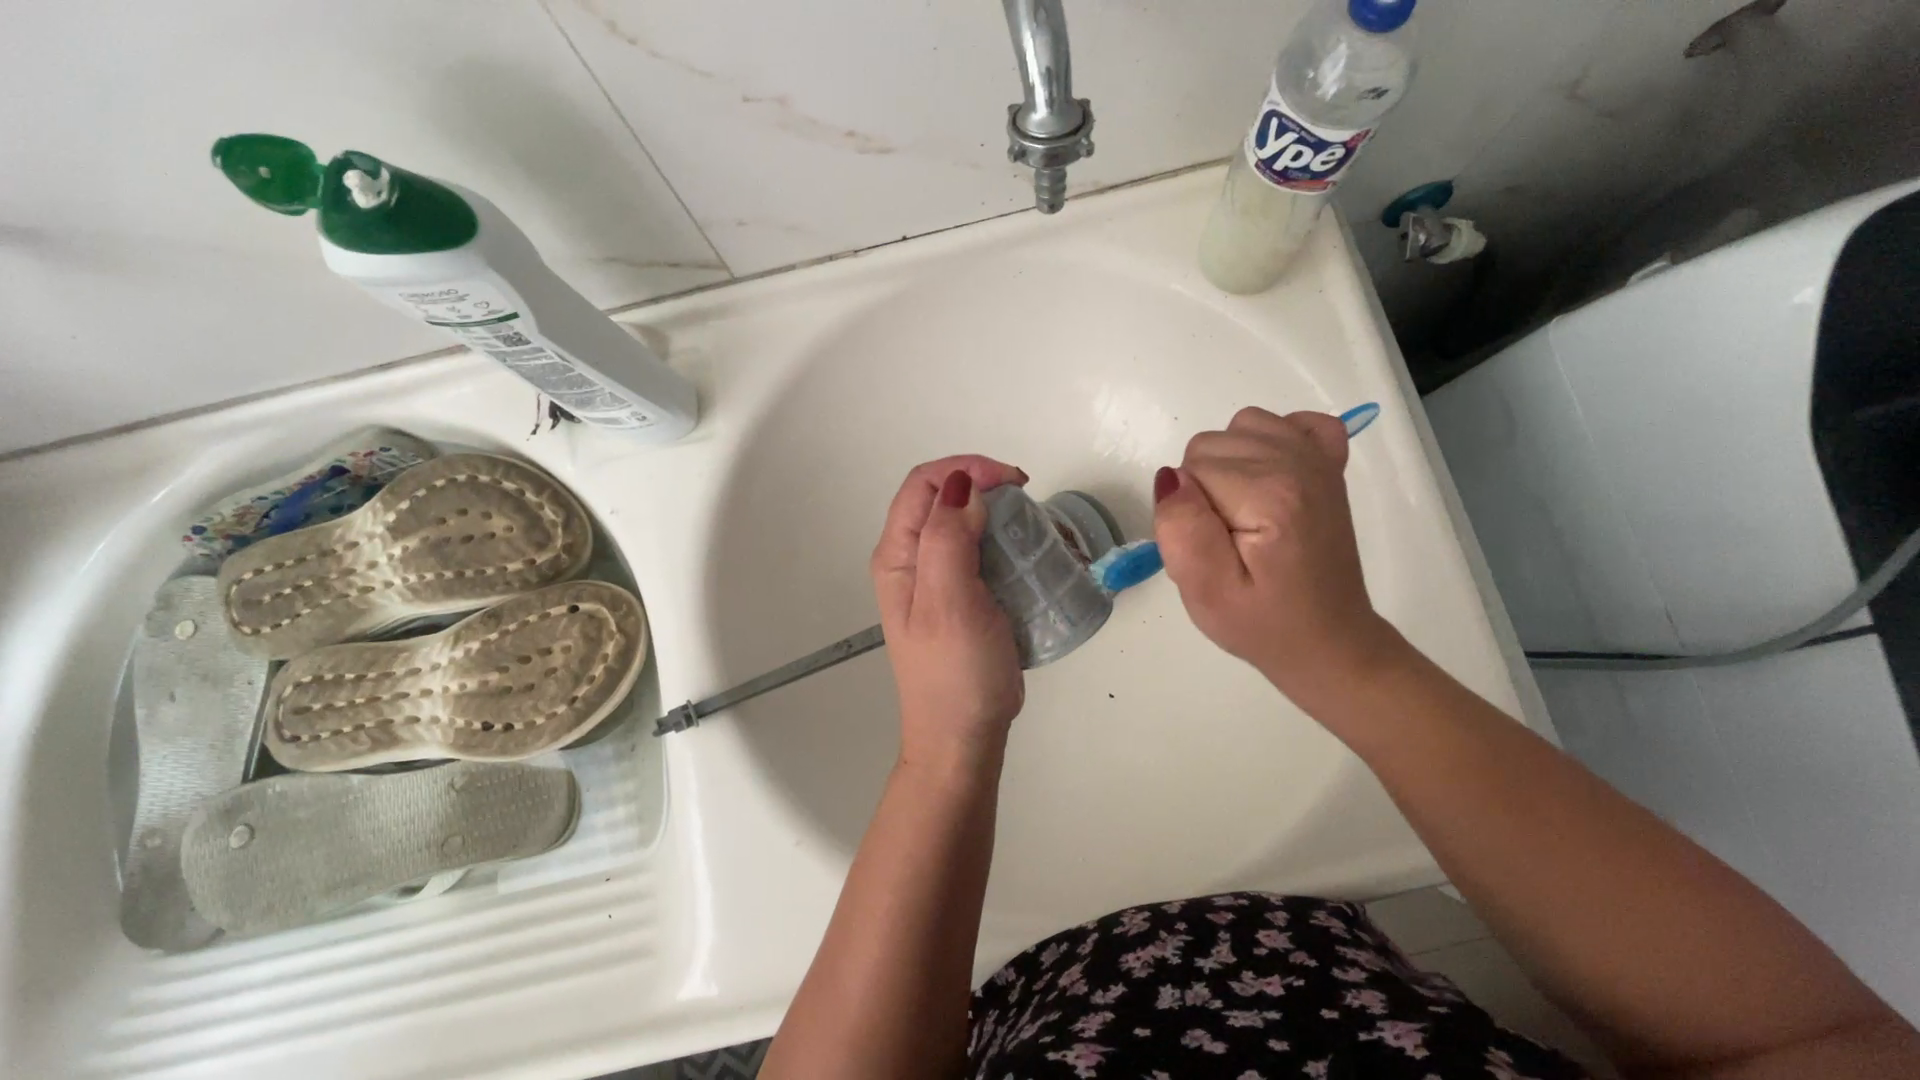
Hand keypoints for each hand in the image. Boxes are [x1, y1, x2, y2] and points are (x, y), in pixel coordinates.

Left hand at [871, 456, 1028, 769]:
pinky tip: (1030, 557)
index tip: (1014, 483)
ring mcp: (938, 579)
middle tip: (1028, 502)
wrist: (962, 736)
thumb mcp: (949, 602)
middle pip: (944, 498)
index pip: (925, 484)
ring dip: (1000, 516)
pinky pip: (983, 553)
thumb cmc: (955, 673)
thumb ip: (949, 539)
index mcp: (898, 555)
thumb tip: (963, 485)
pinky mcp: (964, 597)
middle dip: (986, 487)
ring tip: (1033, 529)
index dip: (967, 469)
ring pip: (966, 523)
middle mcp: (912, 560)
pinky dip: (1007, 544)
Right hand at [1152, 407, 1396, 693]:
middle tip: (1225, 542)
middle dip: (1203, 489)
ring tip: (1243, 513)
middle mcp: (1298, 462)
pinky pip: (1291, 422)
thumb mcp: (1206, 592)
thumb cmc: (1261, 624)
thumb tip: (1172, 478)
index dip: (1187, 512)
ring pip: (1239, 430)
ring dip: (1230, 465)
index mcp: (1269, 494)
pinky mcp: (1328, 464)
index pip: (1189, 470)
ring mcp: (1318, 458)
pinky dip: (1272, 441)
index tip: (1210, 551)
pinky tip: (1270, 480)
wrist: (1328, 640)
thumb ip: (1182, 530)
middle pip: (1210, 446)